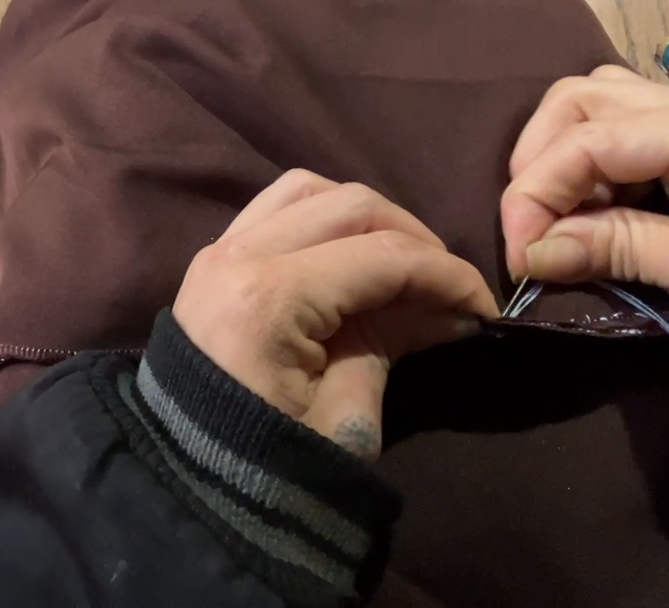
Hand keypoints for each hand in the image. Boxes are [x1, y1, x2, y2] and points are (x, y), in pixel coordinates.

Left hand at [175, 170, 496, 457]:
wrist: (184, 478)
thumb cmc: (267, 463)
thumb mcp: (345, 414)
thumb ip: (394, 340)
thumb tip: (451, 308)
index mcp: (270, 296)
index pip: (381, 255)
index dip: (446, 274)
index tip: (484, 307)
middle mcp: (239, 253)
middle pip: (347, 205)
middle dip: (412, 236)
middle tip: (447, 285)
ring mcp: (219, 247)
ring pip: (307, 190)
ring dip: (363, 215)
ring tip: (401, 260)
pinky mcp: (213, 255)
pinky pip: (275, 207)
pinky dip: (321, 216)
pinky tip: (349, 251)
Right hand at [501, 66, 668, 433]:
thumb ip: (618, 247)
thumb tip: (528, 249)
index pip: (595, 134)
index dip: (538, 188)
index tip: (519, 253)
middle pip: (591, 99)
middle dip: (543, 160)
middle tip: (533, 228)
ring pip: (610, 111)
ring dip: (567, 158)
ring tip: (560, 218)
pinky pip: (639, 143)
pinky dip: (600, 173)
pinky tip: (598, 215)